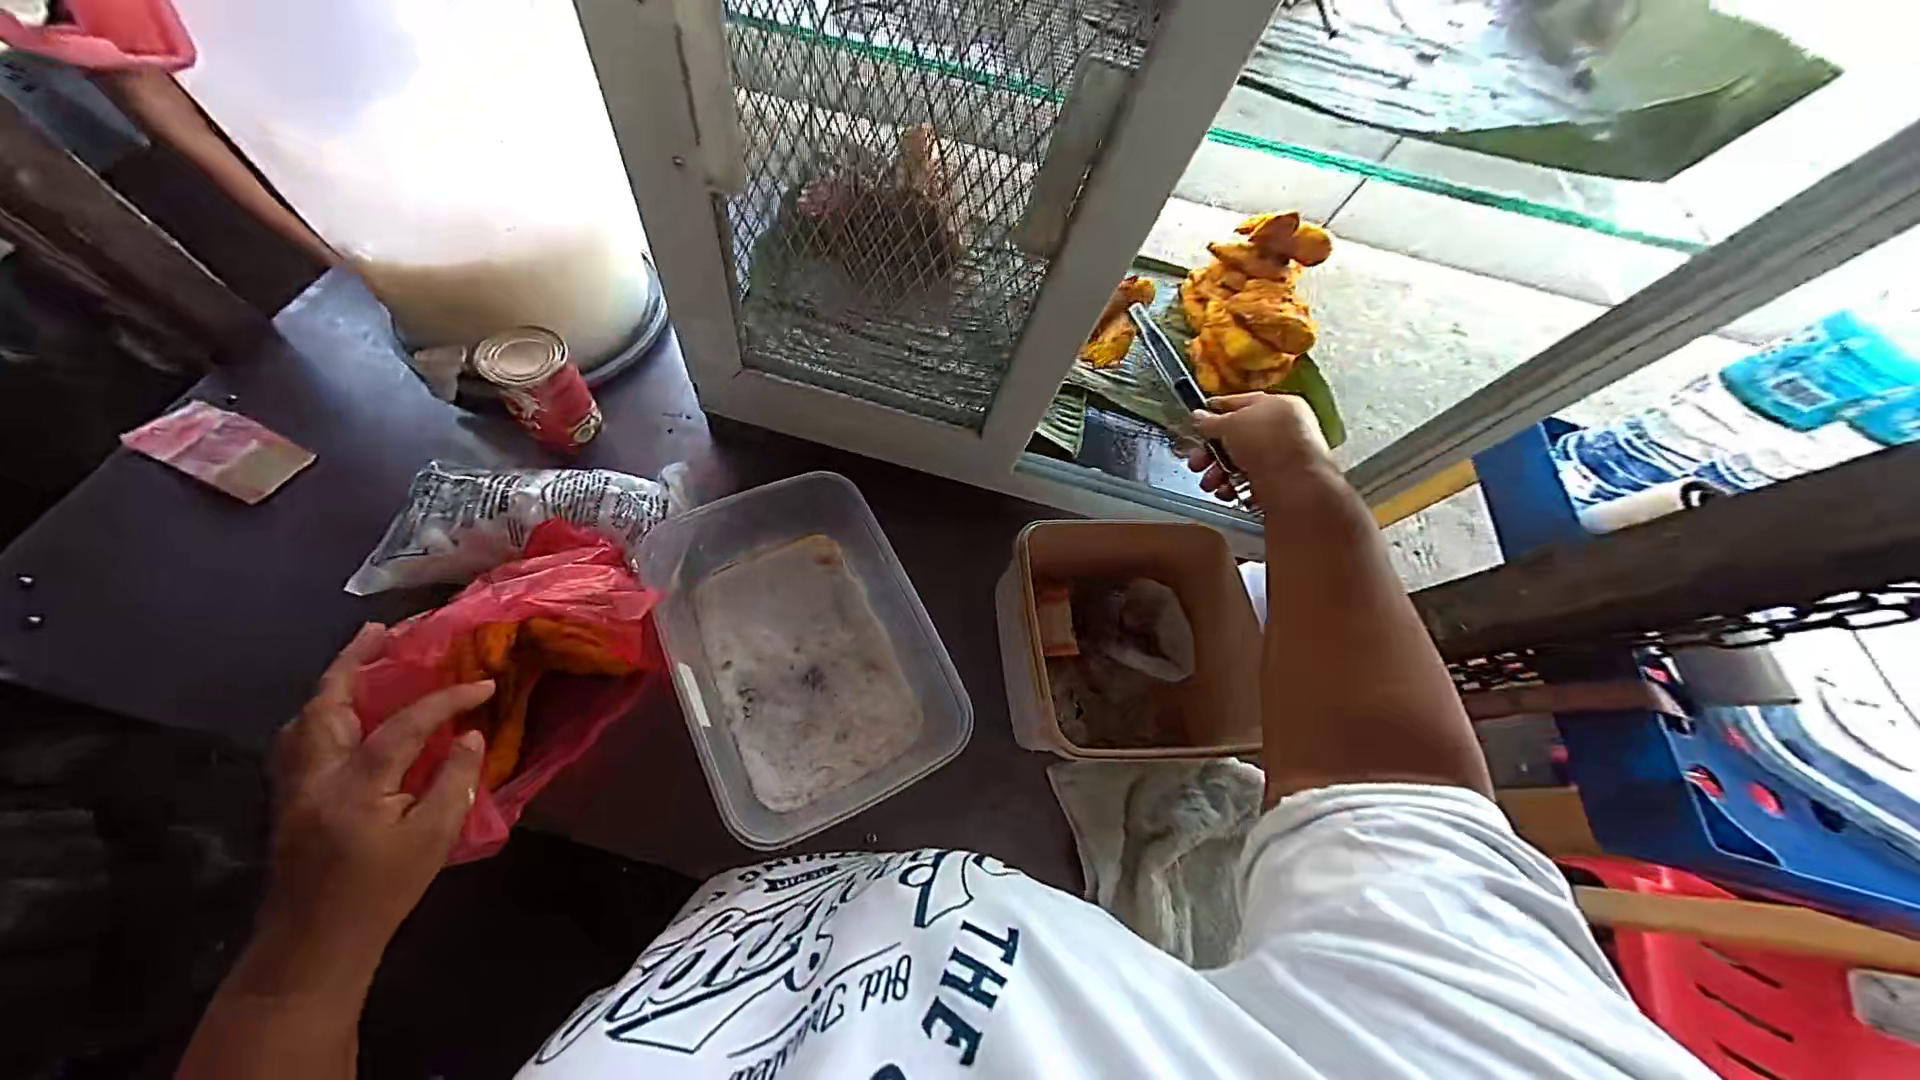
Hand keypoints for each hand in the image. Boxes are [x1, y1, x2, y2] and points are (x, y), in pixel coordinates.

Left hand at [249, 623, 493, 994]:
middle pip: (325, 705)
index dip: (448, 700)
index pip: (405, 725)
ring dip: (334, 682)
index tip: (485, 685)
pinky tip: (347, 708)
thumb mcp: (435, 836)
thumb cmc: (383, 889)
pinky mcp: (290, 797)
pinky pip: (300, 738)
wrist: (314, 941)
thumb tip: (470, 735)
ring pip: (303, 719)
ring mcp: (293, 787)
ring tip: (364, 656)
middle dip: (354, 662)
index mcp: (354, 787)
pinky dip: (324, 710)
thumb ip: (456, 779)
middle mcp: (314, 778)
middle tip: (385, 630)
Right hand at [1184, 392, 1331, 503]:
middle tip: (1195, 462)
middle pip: (1234, 438)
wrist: (1294, 483)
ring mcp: (1278, 457)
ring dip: (1216, 472)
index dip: (1215, 410)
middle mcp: (1279, 430)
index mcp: (1276, 406)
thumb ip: (1209, 422)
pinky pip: (1246, 481)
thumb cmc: (1264, 443)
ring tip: (1209, 483)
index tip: (1195, 420)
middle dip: (1209, 451)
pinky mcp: (1275, 483)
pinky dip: (1231, 486)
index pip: (1239, 403)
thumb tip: (1197, 417)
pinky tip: (1225, 492)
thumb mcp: (1230, 424)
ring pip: (1237, 462)